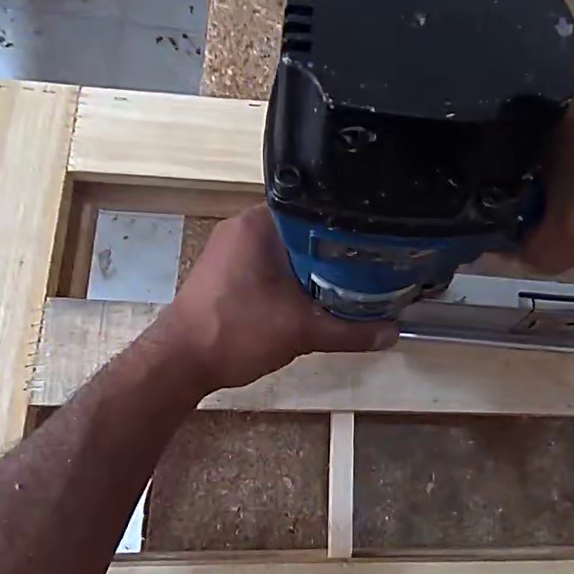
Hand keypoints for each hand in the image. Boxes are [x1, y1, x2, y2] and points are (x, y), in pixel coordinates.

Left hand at [150, 208, 396, 390]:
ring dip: (314, 267)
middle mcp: (243, 227)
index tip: (376, 243)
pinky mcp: (226, 271)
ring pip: (288, 250)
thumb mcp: (304, 332)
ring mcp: (231, 249)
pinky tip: (315, 296)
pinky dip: (293, 277)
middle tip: (370, 266)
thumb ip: (352, 331)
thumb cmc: (237, 332)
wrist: (180, 364)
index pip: (317, 210)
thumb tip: (394, 333)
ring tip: (350, 281)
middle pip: (304, 230)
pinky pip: (271, 263)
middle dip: (335, 250)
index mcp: (259, 224)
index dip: (350, 227)